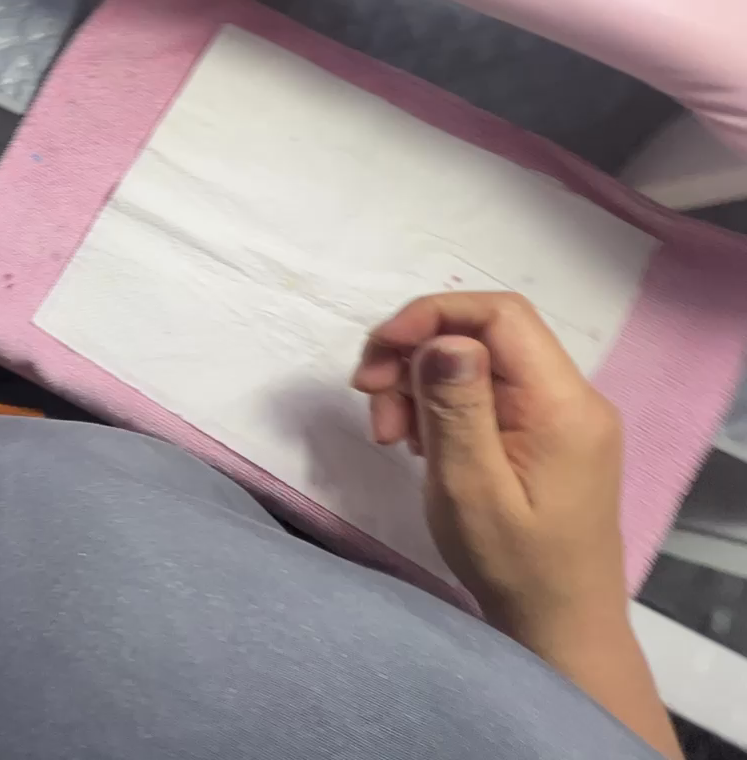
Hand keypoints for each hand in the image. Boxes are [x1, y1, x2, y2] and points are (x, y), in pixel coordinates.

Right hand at [352, 292, 627, 642]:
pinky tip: (409, 439)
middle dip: (408, 352)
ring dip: (409, 382)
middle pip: (474, 333)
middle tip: (366, 393)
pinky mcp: (530, 428)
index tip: (378, 351)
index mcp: (560, 405)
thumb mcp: (469, 482)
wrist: (551, 616)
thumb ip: (458, 407)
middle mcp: (564, 397)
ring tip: (386, 432)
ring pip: (462, 359)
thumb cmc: (510, 557)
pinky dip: (425, 402)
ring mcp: (548, 413)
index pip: (499, 315)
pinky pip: (469, 388)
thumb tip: (445, 339)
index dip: (430, 315)